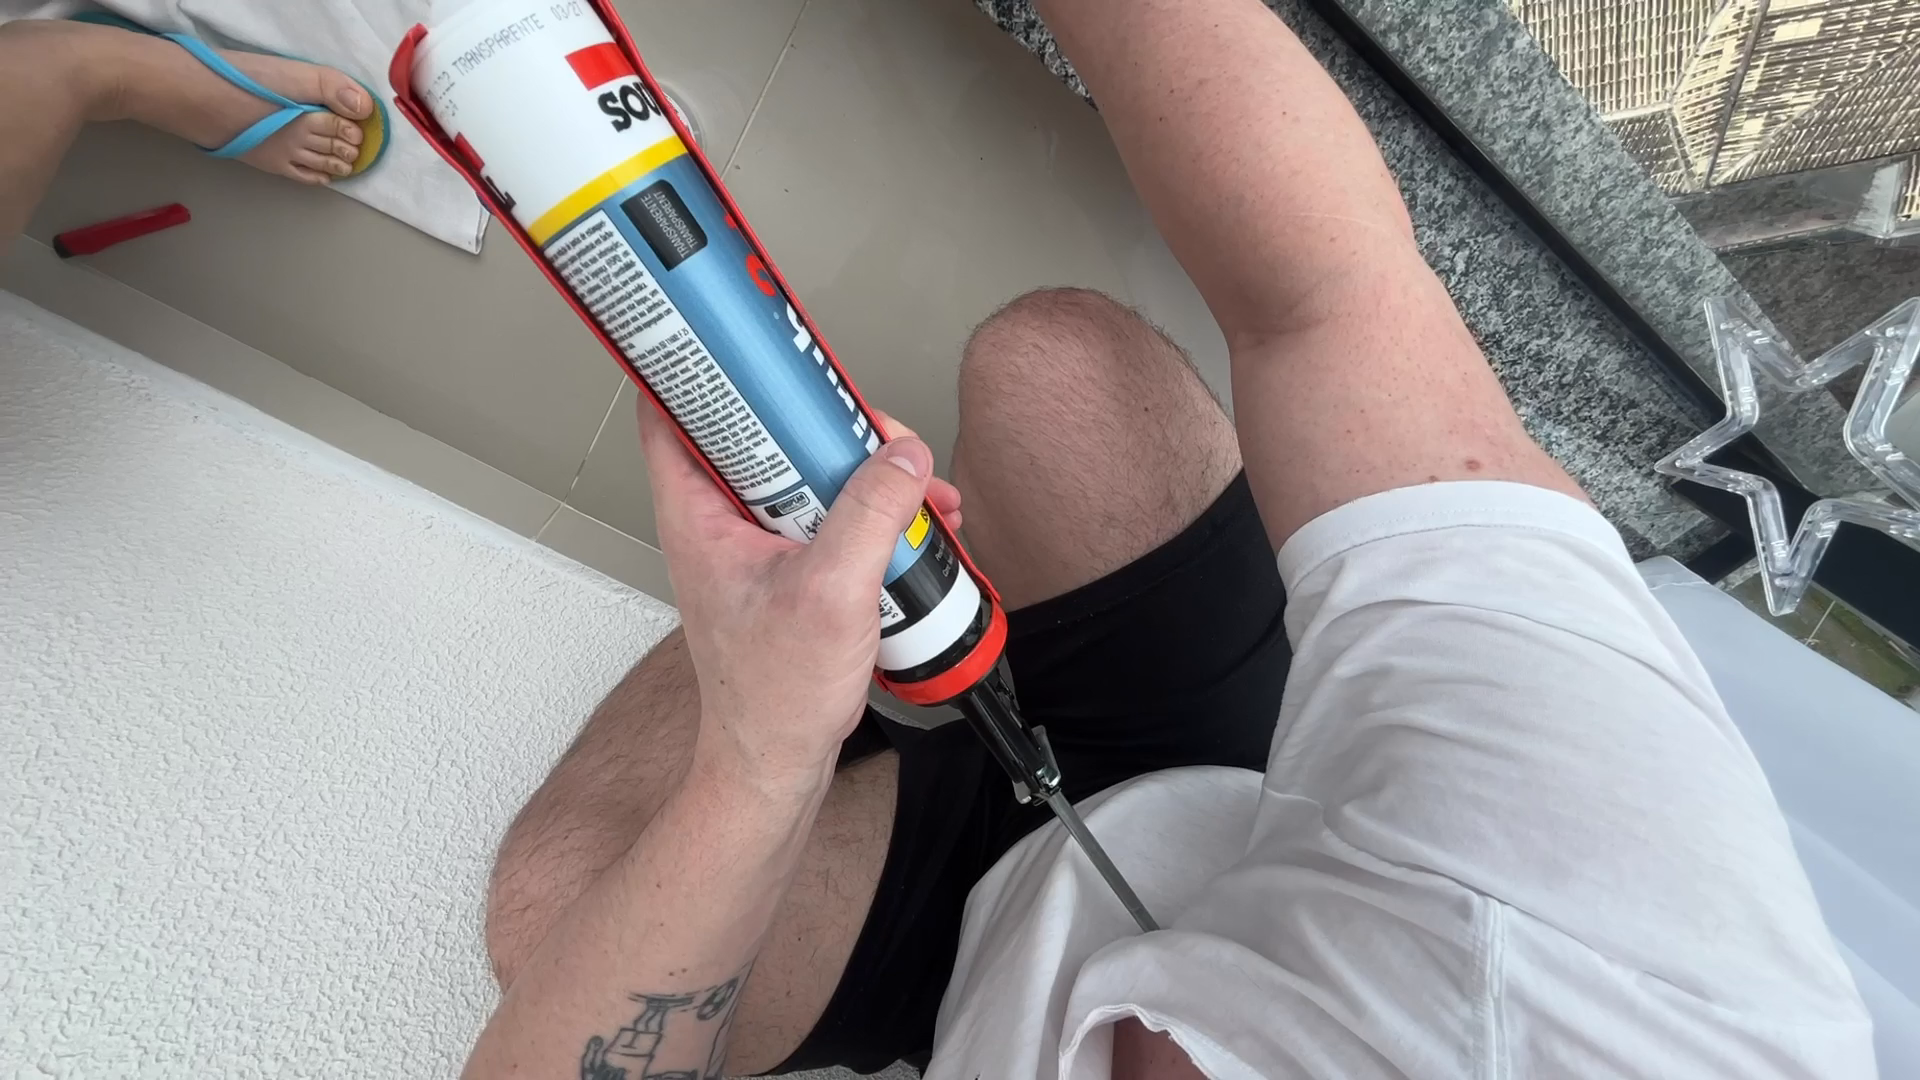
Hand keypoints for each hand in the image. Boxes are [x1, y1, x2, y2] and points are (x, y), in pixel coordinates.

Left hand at [637, 401, 961, 789]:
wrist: (778, 757)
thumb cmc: (774, 695)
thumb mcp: (831, 595)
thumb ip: (870, 515)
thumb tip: (904, 458)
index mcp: (702, 514)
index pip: (678, 409)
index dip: (712, 365)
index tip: (756, 341)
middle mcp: (727, 519)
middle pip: (769, 430)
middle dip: (832, 423)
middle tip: (878, 433)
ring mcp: (764, 541)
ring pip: (812, 470)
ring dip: (868, 470)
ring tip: (919, 493)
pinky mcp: (797, 562)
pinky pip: (836, 510)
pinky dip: (876, 508)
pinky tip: (919, 526)